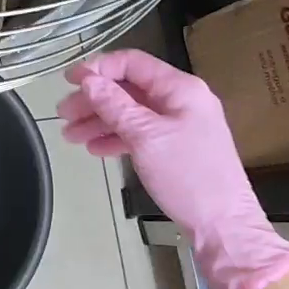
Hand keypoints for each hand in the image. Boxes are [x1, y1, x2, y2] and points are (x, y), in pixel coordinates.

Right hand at [58, 49, 288, 288]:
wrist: (224, 226)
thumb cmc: (188, 176)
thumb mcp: (146, 137)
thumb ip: (115, 105)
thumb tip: (88, 81)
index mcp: (180, 88)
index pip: (133, 63)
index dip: (98, 68)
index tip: (69, 80)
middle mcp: (182, 100)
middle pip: (129, 88)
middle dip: (94, 99)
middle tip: (64, 113)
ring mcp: (180, 124)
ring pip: (131, 112)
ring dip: (100, 121)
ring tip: (70, 135)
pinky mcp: (177, 148)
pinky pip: (140, 133)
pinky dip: (116, 138)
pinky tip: (95, 149)